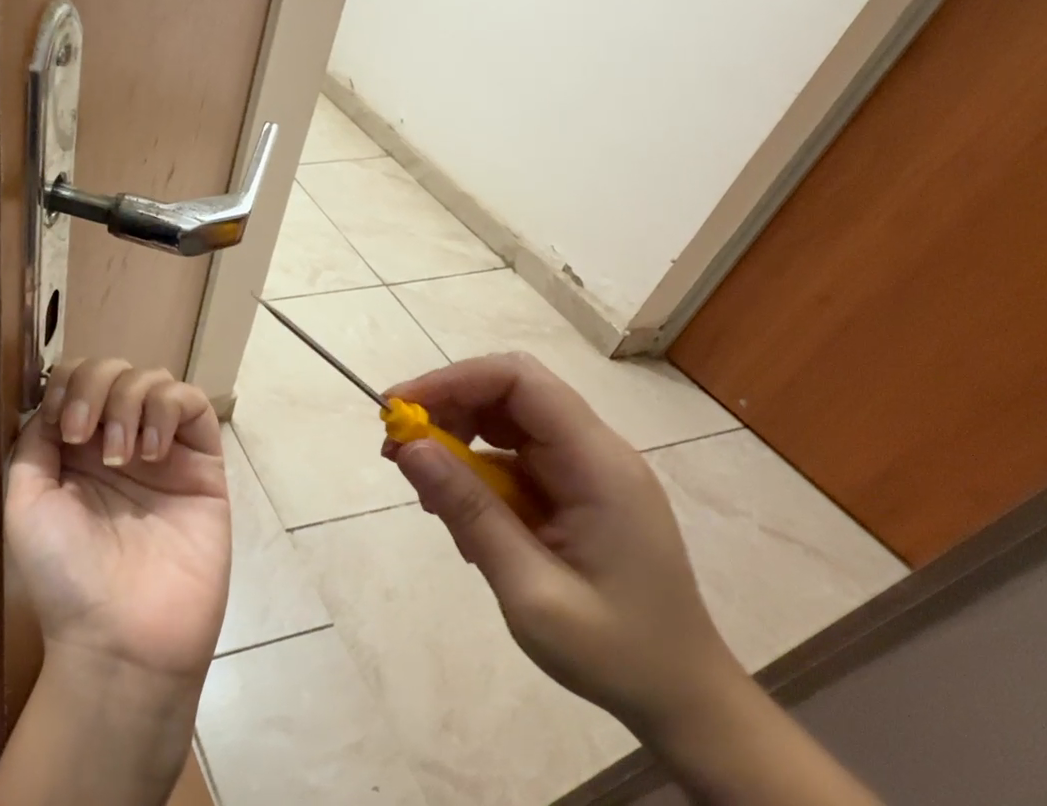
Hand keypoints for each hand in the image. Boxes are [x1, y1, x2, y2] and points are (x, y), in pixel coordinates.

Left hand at [5, 358, 230, 679]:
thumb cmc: (65, 576)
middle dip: (94, 389)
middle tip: (86, 440)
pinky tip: (151, 453)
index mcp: (72, 451)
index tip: (61, 425)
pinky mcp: (201, 465)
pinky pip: (192, 405)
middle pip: (111, 370)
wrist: (123, 636)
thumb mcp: (26, 503)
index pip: (73, 382)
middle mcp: (116, 441)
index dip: (65, 385)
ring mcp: (162, 451)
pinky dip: (168, 411)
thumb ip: (34, 443)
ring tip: (121, 457)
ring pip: (152, 379)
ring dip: (128, 403)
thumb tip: (50, 400)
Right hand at [381, 353, 740, 735]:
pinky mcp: (576, 494)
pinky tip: (460, 521)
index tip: (396, 411)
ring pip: (506, 425)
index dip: (452, 380)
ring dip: (456, 444)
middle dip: (445, 409)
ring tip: (425, 495)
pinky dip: (476, 476)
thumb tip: (409, 447)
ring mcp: (587, 473)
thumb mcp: (529, 589)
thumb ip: (470, 511)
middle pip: (509, 394)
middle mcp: (595, 454)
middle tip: (396, 451)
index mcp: (597, 465)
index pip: (519, 381)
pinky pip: (514, 461)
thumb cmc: (614, 652)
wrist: (682, 698)